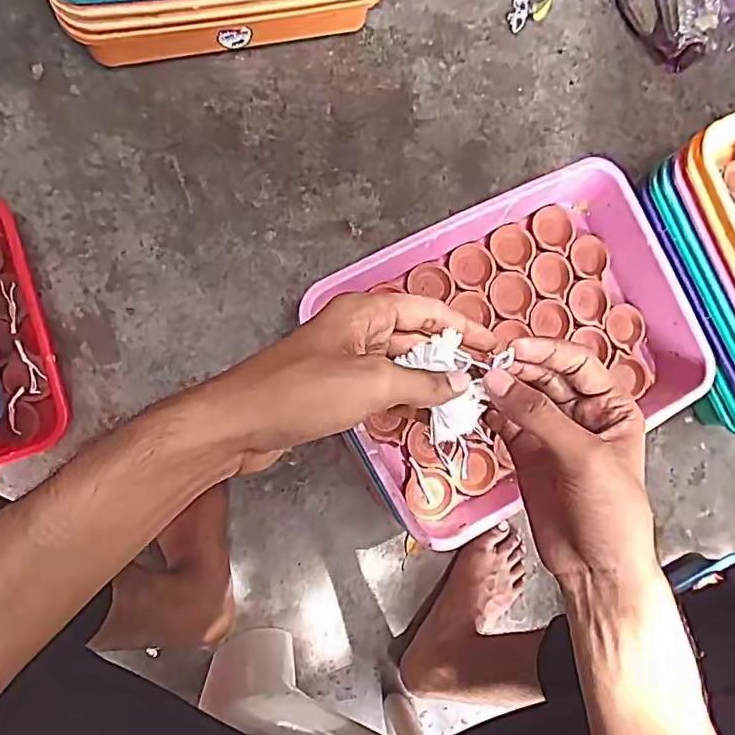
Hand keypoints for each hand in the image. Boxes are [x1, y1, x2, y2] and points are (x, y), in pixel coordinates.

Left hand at [199, 292, 496, 474]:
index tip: (492, 345)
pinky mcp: (335, 389)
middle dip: (448, 358)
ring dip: (426, 383)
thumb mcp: (371, 383)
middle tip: (482, 381)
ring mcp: (345, 361)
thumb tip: (459, 382)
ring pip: (399, 367)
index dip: (463, 326)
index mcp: (365, 312)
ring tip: (460, 404)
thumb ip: (421, 382)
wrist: (241, 424)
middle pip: (414, 338)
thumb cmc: (301, 393)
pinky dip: (401, 401)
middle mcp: (356, 330)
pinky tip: (421, 418)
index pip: (427, 310)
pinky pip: (380, 389)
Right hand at [480, 338, 654, 582]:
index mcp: (611, 408)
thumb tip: (499, 381)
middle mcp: (581, 415)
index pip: (577, 364)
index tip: (514, 347)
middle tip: (488, 365)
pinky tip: (476, 405)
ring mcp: (550, 434)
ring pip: (520, 398)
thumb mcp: (584, 456)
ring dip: (499, 388)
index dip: (546, 351)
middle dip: (517, 368)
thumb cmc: (615, 516)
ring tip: (476, 382)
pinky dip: (489, 412)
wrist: (597, 568)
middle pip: (544, 377)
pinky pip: (504, 423)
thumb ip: (539, 415)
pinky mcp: (526, 453)